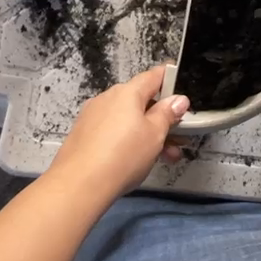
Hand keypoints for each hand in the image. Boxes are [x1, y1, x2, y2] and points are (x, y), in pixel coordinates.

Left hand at [46, 63, 188, 201]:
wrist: (78, 185)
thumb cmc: (123, 156)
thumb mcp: (155, 135)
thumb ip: (167, 114)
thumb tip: (178, 99)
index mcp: (128, 92)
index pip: (154, 76)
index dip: (170, 79)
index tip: (182, 89)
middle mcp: (108, 98)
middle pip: (141, 101)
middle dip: (162, 118)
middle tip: (179, 138)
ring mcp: (93, 115)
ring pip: (127, 119)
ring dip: (147, 133)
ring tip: (163, 157)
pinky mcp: (83, 134)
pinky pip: (112, 130)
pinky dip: (128, 139)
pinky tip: (136, 160)